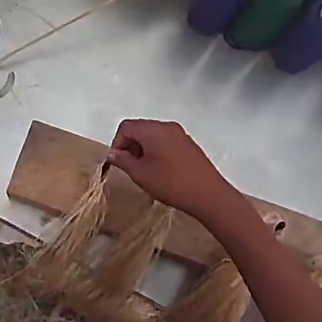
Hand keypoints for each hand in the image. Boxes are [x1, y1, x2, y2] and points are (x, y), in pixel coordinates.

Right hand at [107, 119, 246, 223]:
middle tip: (128, 166)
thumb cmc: (170, 183)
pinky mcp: (189, 145)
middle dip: (129, 145)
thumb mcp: (140, 173)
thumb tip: (113, 153)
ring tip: (143, 171)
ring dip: (143, 149)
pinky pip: (166, 141)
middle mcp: (167, 127)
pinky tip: (159, 171)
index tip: (117, 161)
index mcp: (153, 129)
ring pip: (153, 135)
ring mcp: (180, 135)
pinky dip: (156, 151)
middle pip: (140, 128)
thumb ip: (122, 160)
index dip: (117, 143)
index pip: (126, 127)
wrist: (207, 194)